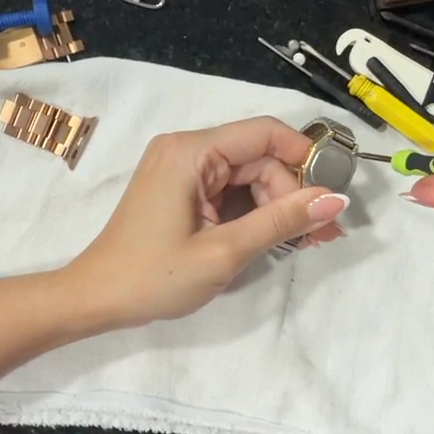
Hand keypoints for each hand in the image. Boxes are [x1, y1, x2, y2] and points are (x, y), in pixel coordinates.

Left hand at [65, 118, 348, 328]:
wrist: (96, 299)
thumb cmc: (154, 277)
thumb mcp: (224, 252)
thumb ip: (281, 221)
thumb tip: (337, 200)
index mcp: (190, 152)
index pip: (264, 134)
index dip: (304, 159)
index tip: (331, 195)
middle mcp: (185, 149)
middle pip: (258, 157)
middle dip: (292, 193)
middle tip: (321, 235)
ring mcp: (180, 169)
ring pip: (247, 176)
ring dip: (276, 206)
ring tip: (304, 242)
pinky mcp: (179, 189)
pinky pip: (229, 190)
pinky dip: (253, 212)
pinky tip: (274, 237)